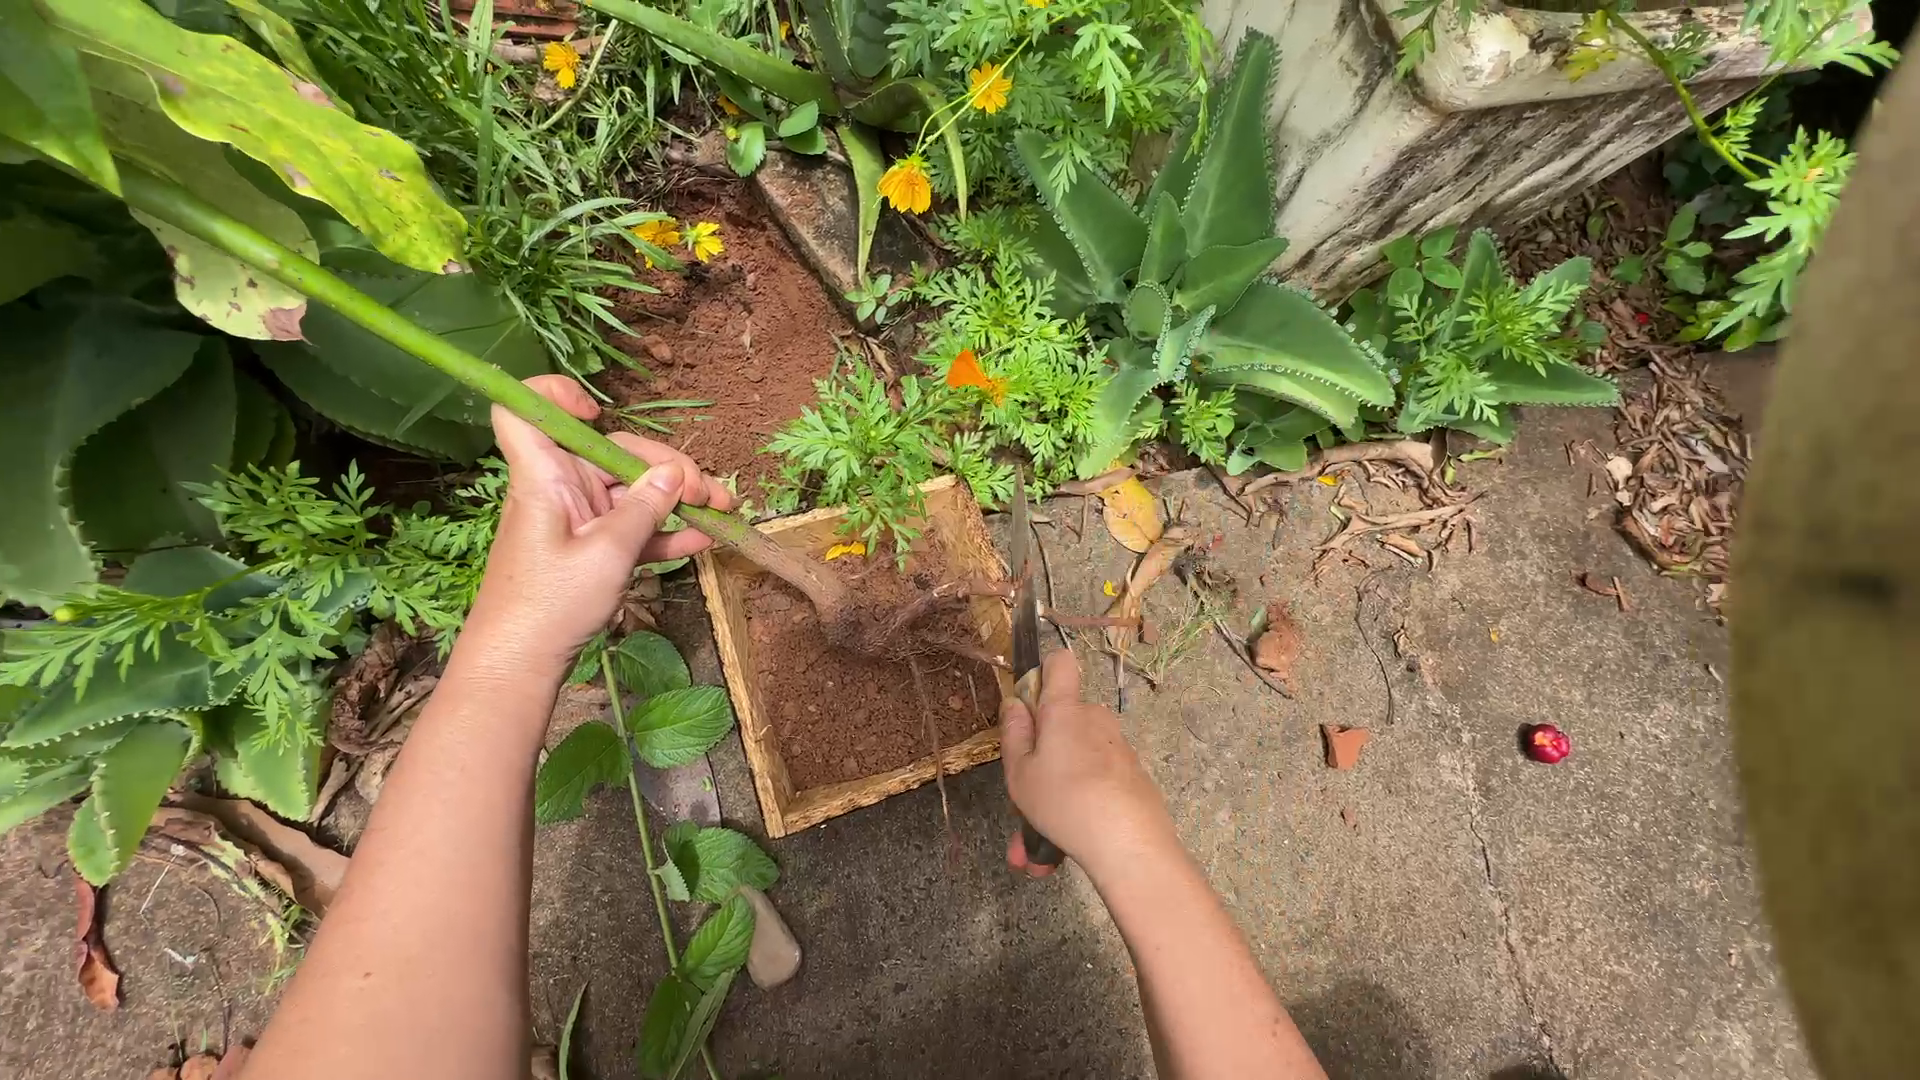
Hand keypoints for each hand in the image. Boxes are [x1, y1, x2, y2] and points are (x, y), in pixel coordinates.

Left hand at [464, 375, 734, 674]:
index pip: (526, 411)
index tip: (598, 413)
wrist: (522, 660)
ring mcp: (581, 518)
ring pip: (634, 493)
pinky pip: (635, 527)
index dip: (555, 397)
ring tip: (723, 510)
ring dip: (679, 501)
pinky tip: (704, 538)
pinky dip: (666, 530)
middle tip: (707, 493)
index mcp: (546, 476)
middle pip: (614, 455)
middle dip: (666, 468)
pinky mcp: (595, 547)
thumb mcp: (607, 553)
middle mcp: (562, 488)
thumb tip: (674, 475)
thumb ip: (644, 509)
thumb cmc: (551, 602)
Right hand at [1000, 649, 1175, 878]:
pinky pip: (1096, 784)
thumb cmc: (1064, 800)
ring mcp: (1118, 747)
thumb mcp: (1020, 772)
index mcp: (1064, 709)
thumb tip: (1015, 702)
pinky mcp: (1134, 775)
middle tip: (1023, 800)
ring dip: (1056, 795)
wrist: (1131, 845)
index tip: (1030, 705)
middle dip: (1042, 758)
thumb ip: (1014, 733)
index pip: (1059, 663)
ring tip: (1035, 846)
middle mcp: (1095, 719)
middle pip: (1064, 722)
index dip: (1043, 673)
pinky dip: (1079, 808)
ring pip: (1077, 763)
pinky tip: (1063, 850)